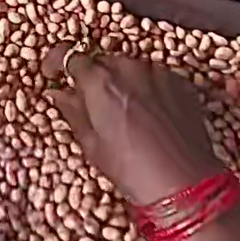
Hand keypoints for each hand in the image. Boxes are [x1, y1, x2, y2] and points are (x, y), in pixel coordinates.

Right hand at [41, 47, 226, 204]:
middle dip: (92, 78)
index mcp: (99, 81)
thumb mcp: (91, 143)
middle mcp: (127, 67)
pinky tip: (147, 114)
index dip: (56, 62)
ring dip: (120, 82)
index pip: (69, 55)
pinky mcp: (179, 83)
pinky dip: (145, 88)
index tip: (53, 73)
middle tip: (92, 104)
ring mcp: (156, 73)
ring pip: (128, 68)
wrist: (186, 185)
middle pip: (100, 62)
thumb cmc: (132, 168)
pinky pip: (153, 77)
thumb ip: (72, 110)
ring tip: (124, 112)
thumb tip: (57, 92)